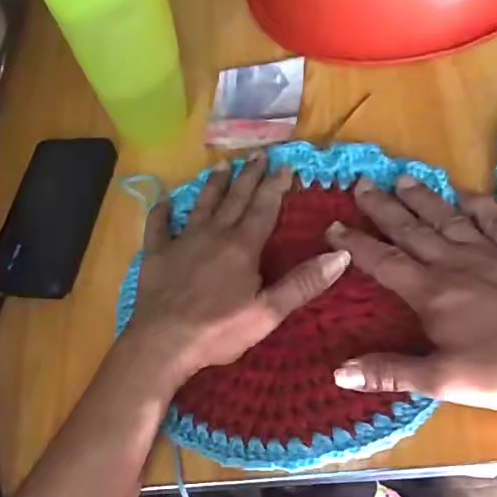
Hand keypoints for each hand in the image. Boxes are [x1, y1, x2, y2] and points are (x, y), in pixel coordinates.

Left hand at [124, 153, 350, 382]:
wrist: (162, 342)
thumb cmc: (217, 331)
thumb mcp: (267, 313)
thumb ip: (302, 284)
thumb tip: (340, 255)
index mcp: (242, 246)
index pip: (264, 207)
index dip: (276, 185)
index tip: (286, 165)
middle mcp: (213, 234)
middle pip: (234, 198)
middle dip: (249, 175)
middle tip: (258, 153)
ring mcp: (181, 242)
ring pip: (200, 205)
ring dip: (213, 184)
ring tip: (222, 165)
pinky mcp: (155, 255)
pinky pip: (157, 226)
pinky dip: (161, 211)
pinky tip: (163, 200)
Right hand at [326, 175, 496, 421]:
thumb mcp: (440, 380)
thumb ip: (388, 372)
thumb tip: (338, 372)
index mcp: (432, 293)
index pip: (383, 261)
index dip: (355, 243)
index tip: (332, 225)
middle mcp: (457, 265)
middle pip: (413, 229)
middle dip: (384, 207)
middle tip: (362, 184)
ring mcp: (493, 256)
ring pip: (449, 218)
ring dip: (423, 198)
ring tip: (403, 177)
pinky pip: (496, 221)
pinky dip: (478, 204)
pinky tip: (466, 194)